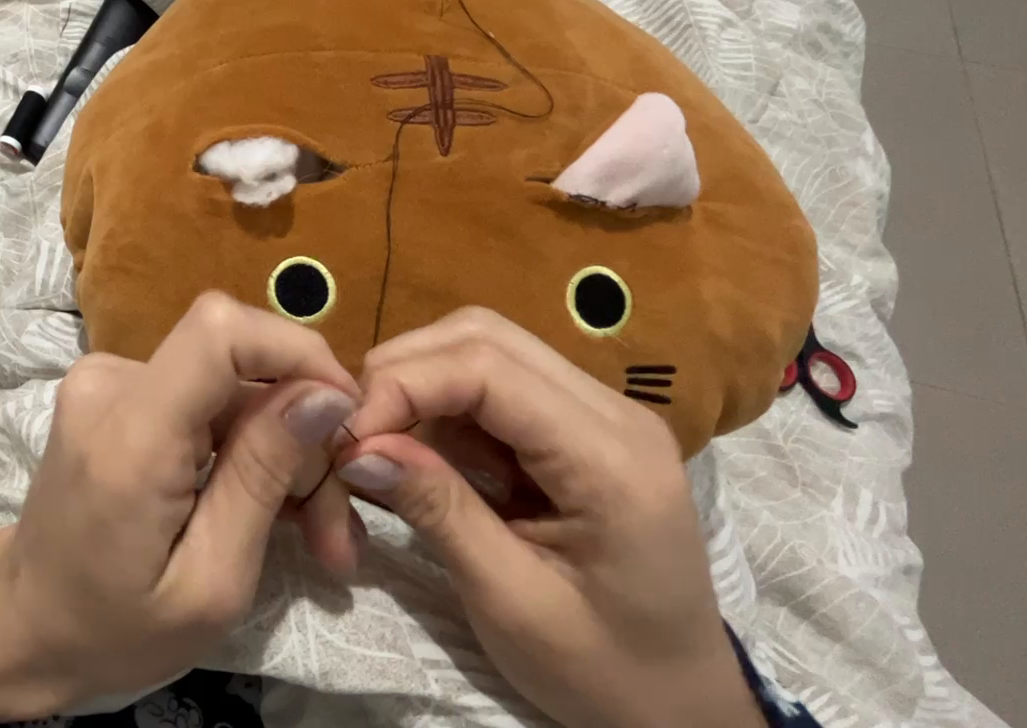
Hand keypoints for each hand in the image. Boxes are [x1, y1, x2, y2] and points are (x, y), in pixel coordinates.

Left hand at [0, 293, 362, 721]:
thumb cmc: (114, 627)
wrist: (26, 621)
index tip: (344, 416)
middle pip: (240, 369)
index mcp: (129, 434)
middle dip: (301, 439)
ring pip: (231, 387)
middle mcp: (110, 383)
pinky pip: (202, 397)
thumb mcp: (211, 580)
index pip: (218, 330)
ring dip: (278, 452)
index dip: (295, 350)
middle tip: (334, 533)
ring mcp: (106, 380)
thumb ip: (263, 475)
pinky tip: (259, 504)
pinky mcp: (114, 390)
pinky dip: (242, 445)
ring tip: (309, 535)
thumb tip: (326, 393)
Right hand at [335, 308, 764, 727]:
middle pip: (482, 336)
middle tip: (359, 433)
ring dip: (419, 382)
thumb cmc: (602, 672)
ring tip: (387, 444)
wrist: (678, 706)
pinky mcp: (576, 422)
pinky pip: (490, 379)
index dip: (403, 385)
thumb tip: (356, 448)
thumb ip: (437, 511)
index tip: (348, 438)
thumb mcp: (510, 602)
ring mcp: (597, 411)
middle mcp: (611, 412)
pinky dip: (440, 403)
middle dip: (403, 371)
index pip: (486, 368)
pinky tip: (427, 453)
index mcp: (610, 460)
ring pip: (482, 345)